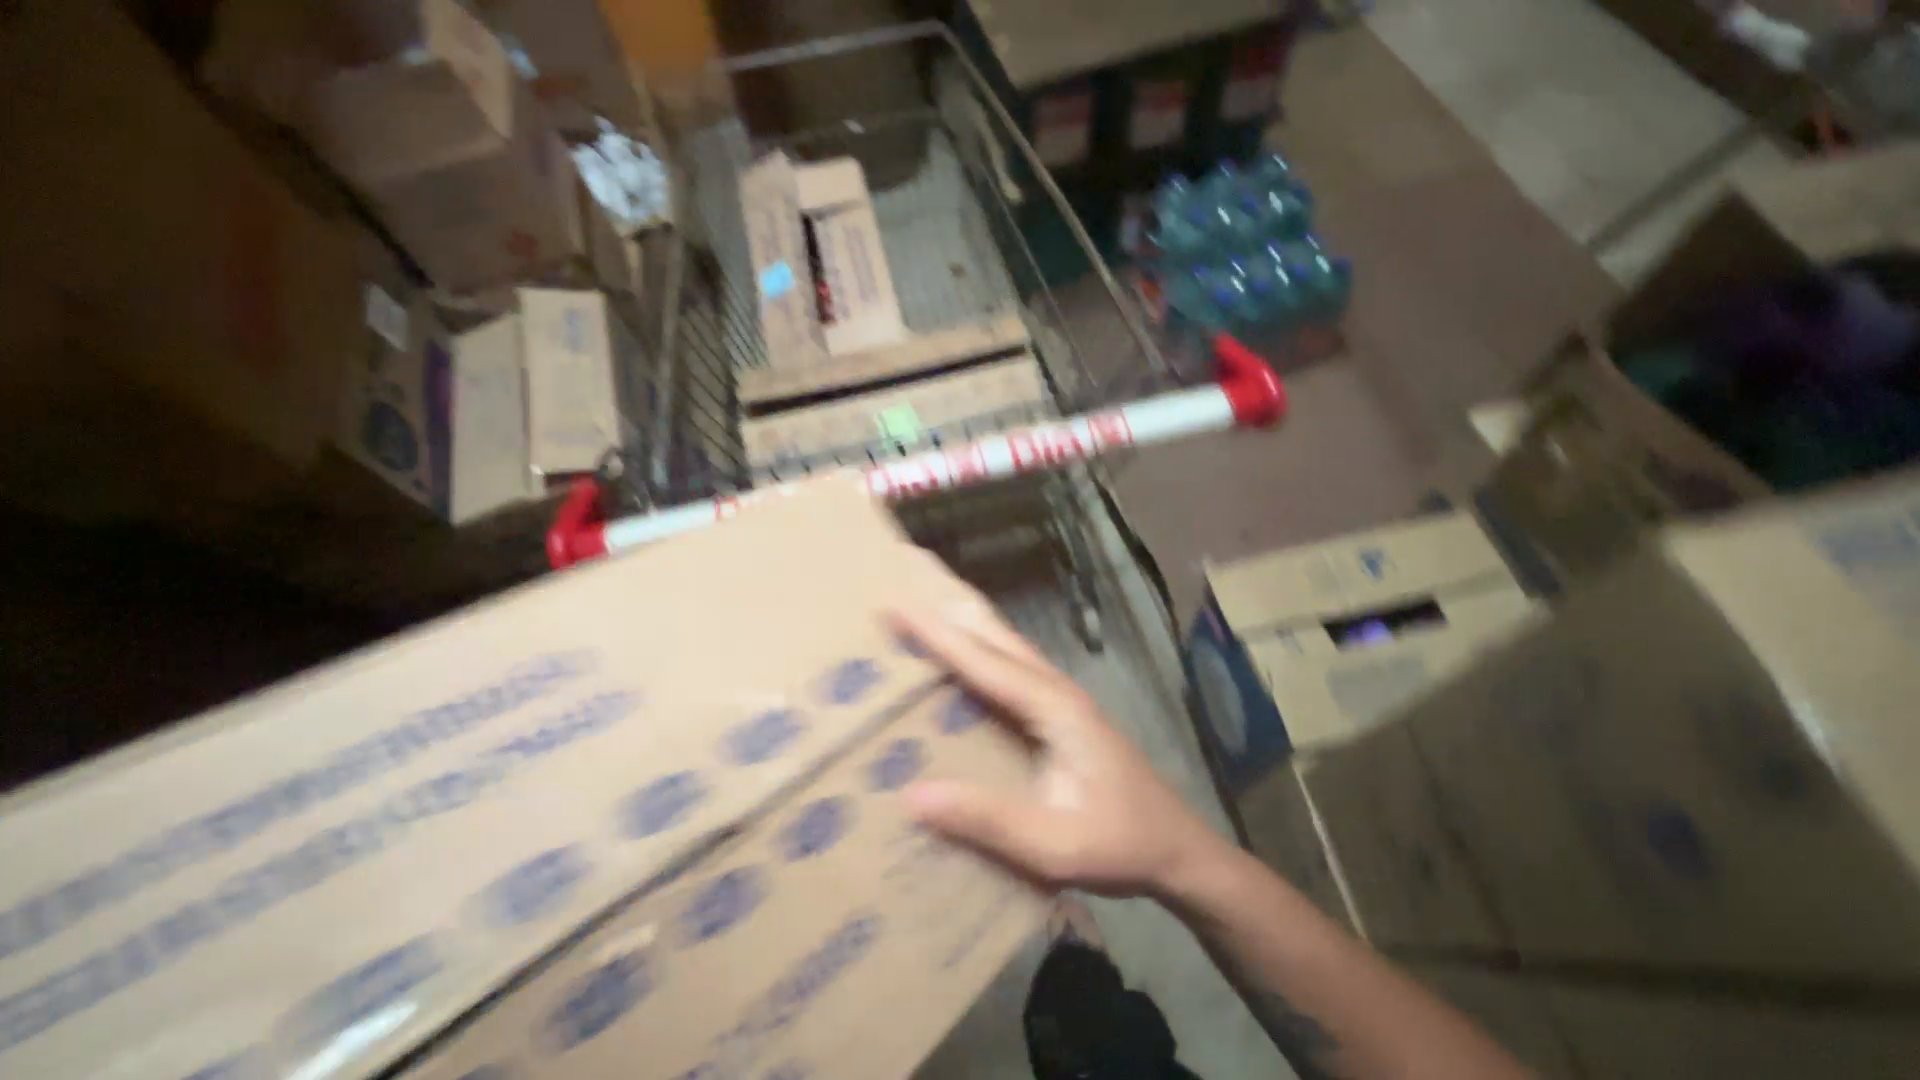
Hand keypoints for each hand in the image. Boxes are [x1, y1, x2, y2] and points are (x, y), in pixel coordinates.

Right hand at [890, 604, 1233, 899]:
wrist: (1177, 851)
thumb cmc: (1121, 844)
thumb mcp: (1056, 845)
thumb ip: (990, 821)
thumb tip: (912, 795)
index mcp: (1057, 709)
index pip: (987, 662)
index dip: (938, 633)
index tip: (895, 602)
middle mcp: (1057, 691)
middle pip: (996, 634)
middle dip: (950, 601)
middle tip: (904, 569)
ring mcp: (1060, 700)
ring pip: (1004, 645)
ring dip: (962, 619)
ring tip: (920, 595)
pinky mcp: (1057, 715)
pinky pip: (1007, 668)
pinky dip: (976, 648)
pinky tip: (956, 654)